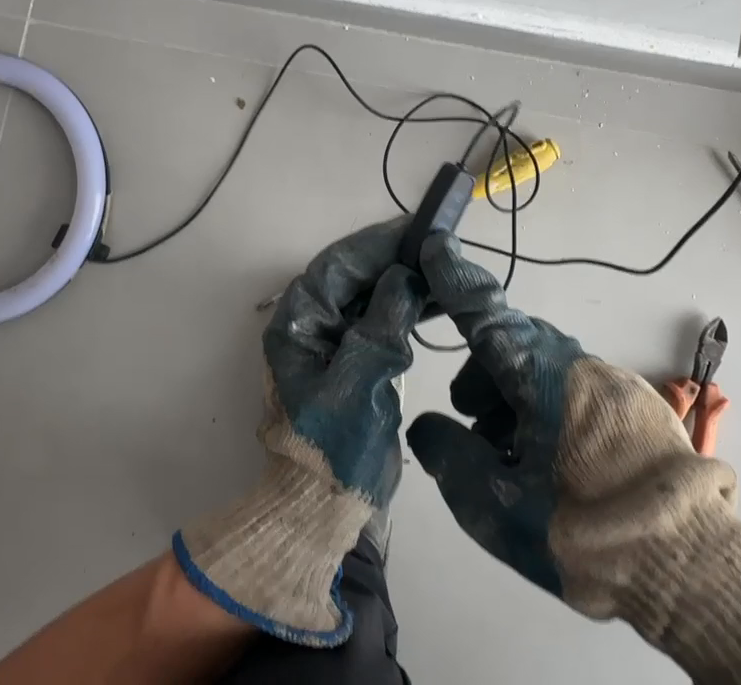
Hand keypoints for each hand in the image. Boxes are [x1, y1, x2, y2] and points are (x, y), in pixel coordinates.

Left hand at [174, 218, 418, 647]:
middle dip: (393, 260)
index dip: (377, 245)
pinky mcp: (350, 360)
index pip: (337, 267)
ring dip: (402, 282)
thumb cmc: (334, 449)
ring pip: (366, 295)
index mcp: (297, 324)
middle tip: (439, 250)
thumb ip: (381, 325)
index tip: (419, 232)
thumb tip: (405, 277)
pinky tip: (433, 304)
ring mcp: (328, 343)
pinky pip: (377, 320)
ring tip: (442, 273)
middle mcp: (308, 325)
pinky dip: (403, 309)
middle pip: (352, 275)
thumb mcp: (359, 384)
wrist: (321, 507)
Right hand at [405, 233, 740, 683]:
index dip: (454, 283)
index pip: (488, 317)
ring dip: (518, 396)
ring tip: (507, 454)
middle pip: (519, 346)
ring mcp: (623, 392)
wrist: (691, 571)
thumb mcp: (495, 504)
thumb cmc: (584, 533)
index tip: (434, 246)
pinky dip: (552, 411)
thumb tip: (430, 426)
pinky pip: (583, 395)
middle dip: (485, 371)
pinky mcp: (646, 417)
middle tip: (468, 416)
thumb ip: (449, 455)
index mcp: (549, 379)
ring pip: (551, 373)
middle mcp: (588, 370)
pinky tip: (550, 463)